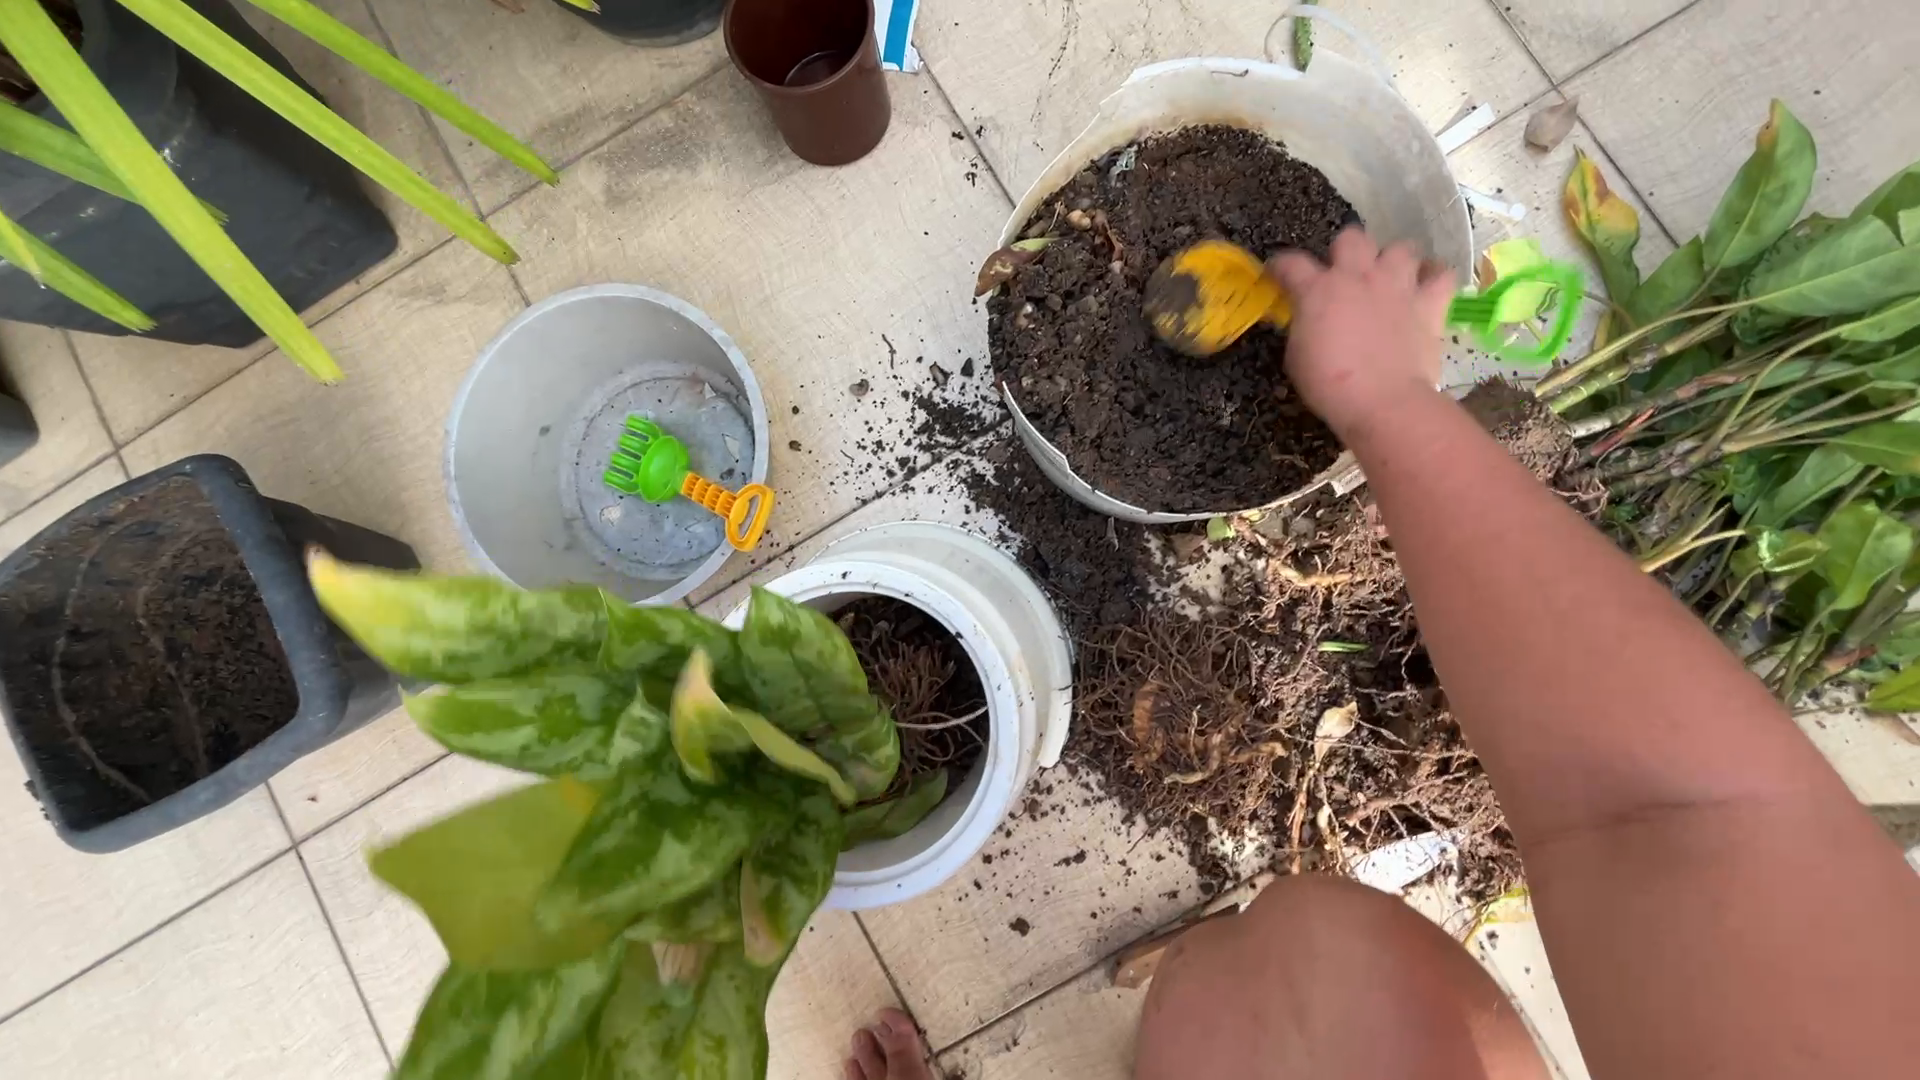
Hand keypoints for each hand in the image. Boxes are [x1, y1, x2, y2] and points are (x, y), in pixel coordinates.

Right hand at [1267, 227, 1454, 441]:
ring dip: (1390, 261)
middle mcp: (1358, 276)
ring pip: (1399, 248)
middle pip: (1351, 238)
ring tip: (1387, 279)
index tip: (1276, 272)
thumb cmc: (1328, 384)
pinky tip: (1424, 287)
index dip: (1280, 265)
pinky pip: (1440, 273)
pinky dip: (1432, 277)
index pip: (1291, 263)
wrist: (1381, 400)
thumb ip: (1301, 327)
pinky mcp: (1430, 301)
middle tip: (1342, 274)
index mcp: (1318, 291)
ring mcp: (1398, 284)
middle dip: (1344, 251)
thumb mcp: (1296, 356)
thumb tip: (1307, 319)